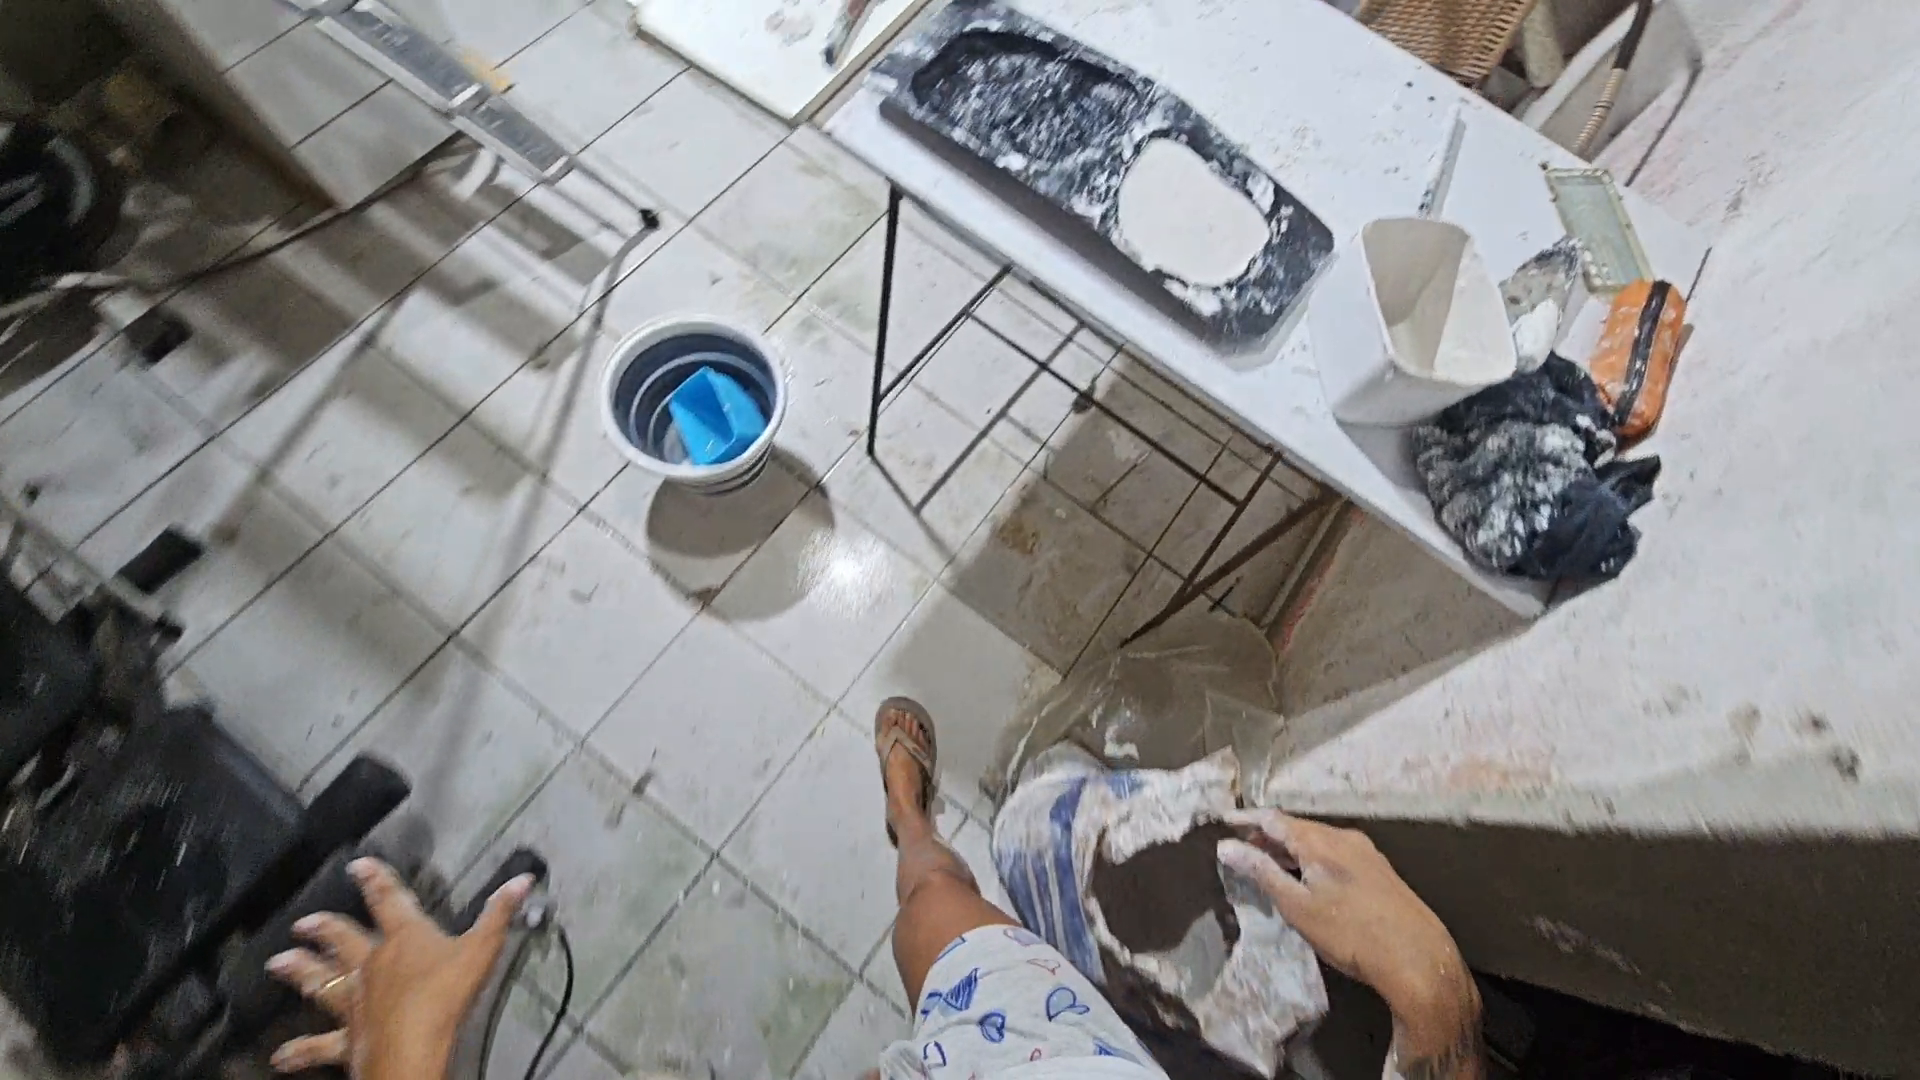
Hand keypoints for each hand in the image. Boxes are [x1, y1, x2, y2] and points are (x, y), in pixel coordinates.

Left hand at [264, 858, 532, 1078]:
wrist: (412, 1045)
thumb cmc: (448, 990)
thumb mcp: (484, 946)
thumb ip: (501, 912)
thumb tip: (524, 878)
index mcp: (405, 938)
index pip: (389, 901)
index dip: (375, 881)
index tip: (357, 865)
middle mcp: (373, 964)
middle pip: (345, 942)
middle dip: (326, 929)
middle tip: (302, 923)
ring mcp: (355, 1002)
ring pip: (321, 984)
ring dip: (301, 973)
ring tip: (277, 963)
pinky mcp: (347, 1037)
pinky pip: (321, 1044)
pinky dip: (301, 1051)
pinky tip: (280, 1057)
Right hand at [1218, 811, 1481, 1079]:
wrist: (1421, 964)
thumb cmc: (1351, 934)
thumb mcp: (1297, 906)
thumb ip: (1261, 872)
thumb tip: (1226, 846)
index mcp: (1320, 840)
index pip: (1273, 818)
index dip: (1246, 818)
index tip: (1225, 820)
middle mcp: (1344, 837)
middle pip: (1296, 826)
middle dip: (1267, 834)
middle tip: (1244, 847)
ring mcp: (1366, 853)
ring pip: (1318, 840)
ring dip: (1291, 847)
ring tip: (1271, 863)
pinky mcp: (1381, 871)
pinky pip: (1335, 852)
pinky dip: (1312, 857)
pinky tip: (1310, 877)